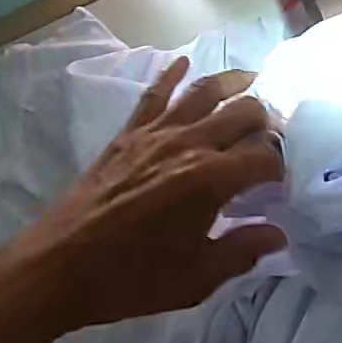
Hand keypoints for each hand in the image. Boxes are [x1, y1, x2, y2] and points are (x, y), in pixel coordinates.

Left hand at [0, 58, 286, 333]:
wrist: (61, 263)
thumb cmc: (131, 278)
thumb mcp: (195, 279)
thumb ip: (241, 251)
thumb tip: (278, 234)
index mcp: (211, 180)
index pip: (263, 157)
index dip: (279, 166)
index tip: (280, 181)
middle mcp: (189, 144)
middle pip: (242, 113)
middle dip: (266, 120)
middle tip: (272, 134)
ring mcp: (157, 132)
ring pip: (204, 91)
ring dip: (233, 81)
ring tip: (250, 78)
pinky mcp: (130, 131)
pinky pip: (156, 92)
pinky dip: (172, 73)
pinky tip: (184, 63)